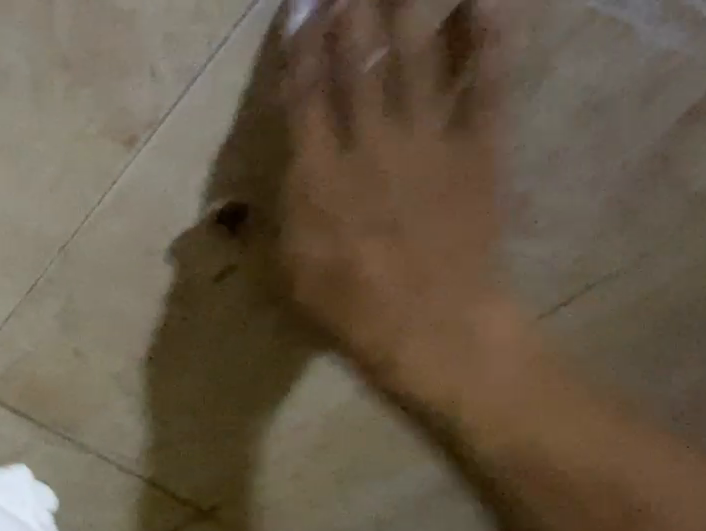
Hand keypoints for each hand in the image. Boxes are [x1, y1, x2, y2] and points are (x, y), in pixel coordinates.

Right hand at [281, 0, 521, 401]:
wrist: (429, 323)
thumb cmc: (343, 307)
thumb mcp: (279, 274)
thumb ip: (258, 230)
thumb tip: (218, 212)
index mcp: (315, 178)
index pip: (303, 99)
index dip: (299, 51)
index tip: (298, 10)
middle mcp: (368, 145)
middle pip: (358, 65)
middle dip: (350, 13)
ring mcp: (428, 141)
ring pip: (415, 60)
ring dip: (404, 10)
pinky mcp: (479, 147)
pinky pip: (487, 82)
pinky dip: (487, 38)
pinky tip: (482, 1)